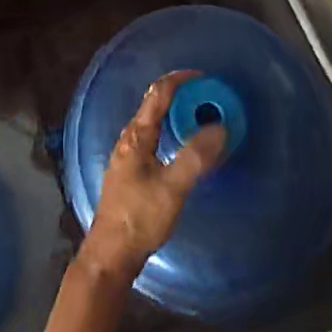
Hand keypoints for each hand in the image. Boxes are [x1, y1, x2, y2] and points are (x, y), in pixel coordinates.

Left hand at [81, 70, 227, 280]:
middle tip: (210, 100)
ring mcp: (129, 156)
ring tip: (203, 120)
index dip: (180, 80)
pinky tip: (186, 149)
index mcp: (136, 137)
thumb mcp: (172, 188)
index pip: (158, 94)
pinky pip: (156, 140)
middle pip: (155, 106)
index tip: (204, 77)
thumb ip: (195, 157)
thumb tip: (220, 127)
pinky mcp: (133, 172)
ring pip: (156, 124)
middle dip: (183, 97)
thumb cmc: (140, 218)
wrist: (111, 254)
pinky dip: (174, 134)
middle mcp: (129, 140)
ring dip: (178, 116)